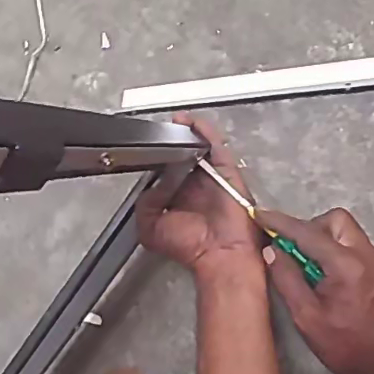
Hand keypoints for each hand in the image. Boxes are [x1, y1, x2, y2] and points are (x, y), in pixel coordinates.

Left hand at [137, 114, 262, 277]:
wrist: (219, 253)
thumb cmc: (190, 246)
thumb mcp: (151, 227)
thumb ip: (146, 203)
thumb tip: (152, 183)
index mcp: (181, 199)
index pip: (170, 171)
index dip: (161, 158)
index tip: (151, 146)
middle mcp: (198, 187)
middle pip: (187, 156)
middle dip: (176, 141)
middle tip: (165, 129)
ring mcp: (214, 177)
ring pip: (202, 148)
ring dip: (191, 132)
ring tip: (178, 119)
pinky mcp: (228, 172)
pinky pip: (217, 147)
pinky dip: (206, 133)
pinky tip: (194, 122)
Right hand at [256, 207, 373, 373]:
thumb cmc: (344, 345)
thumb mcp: (306, 316)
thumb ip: (287, 278)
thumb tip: (271, 250)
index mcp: (346, 264)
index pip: (308, 232)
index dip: (280, 222)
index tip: (259, 216)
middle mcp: (364, 254)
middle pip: (334, 220)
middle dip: (309, 228)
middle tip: (291, 252)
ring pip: (344, 230)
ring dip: (321, 238)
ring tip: (306, 266)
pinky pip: (351, 244)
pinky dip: (333, 248)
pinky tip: (321, 274)